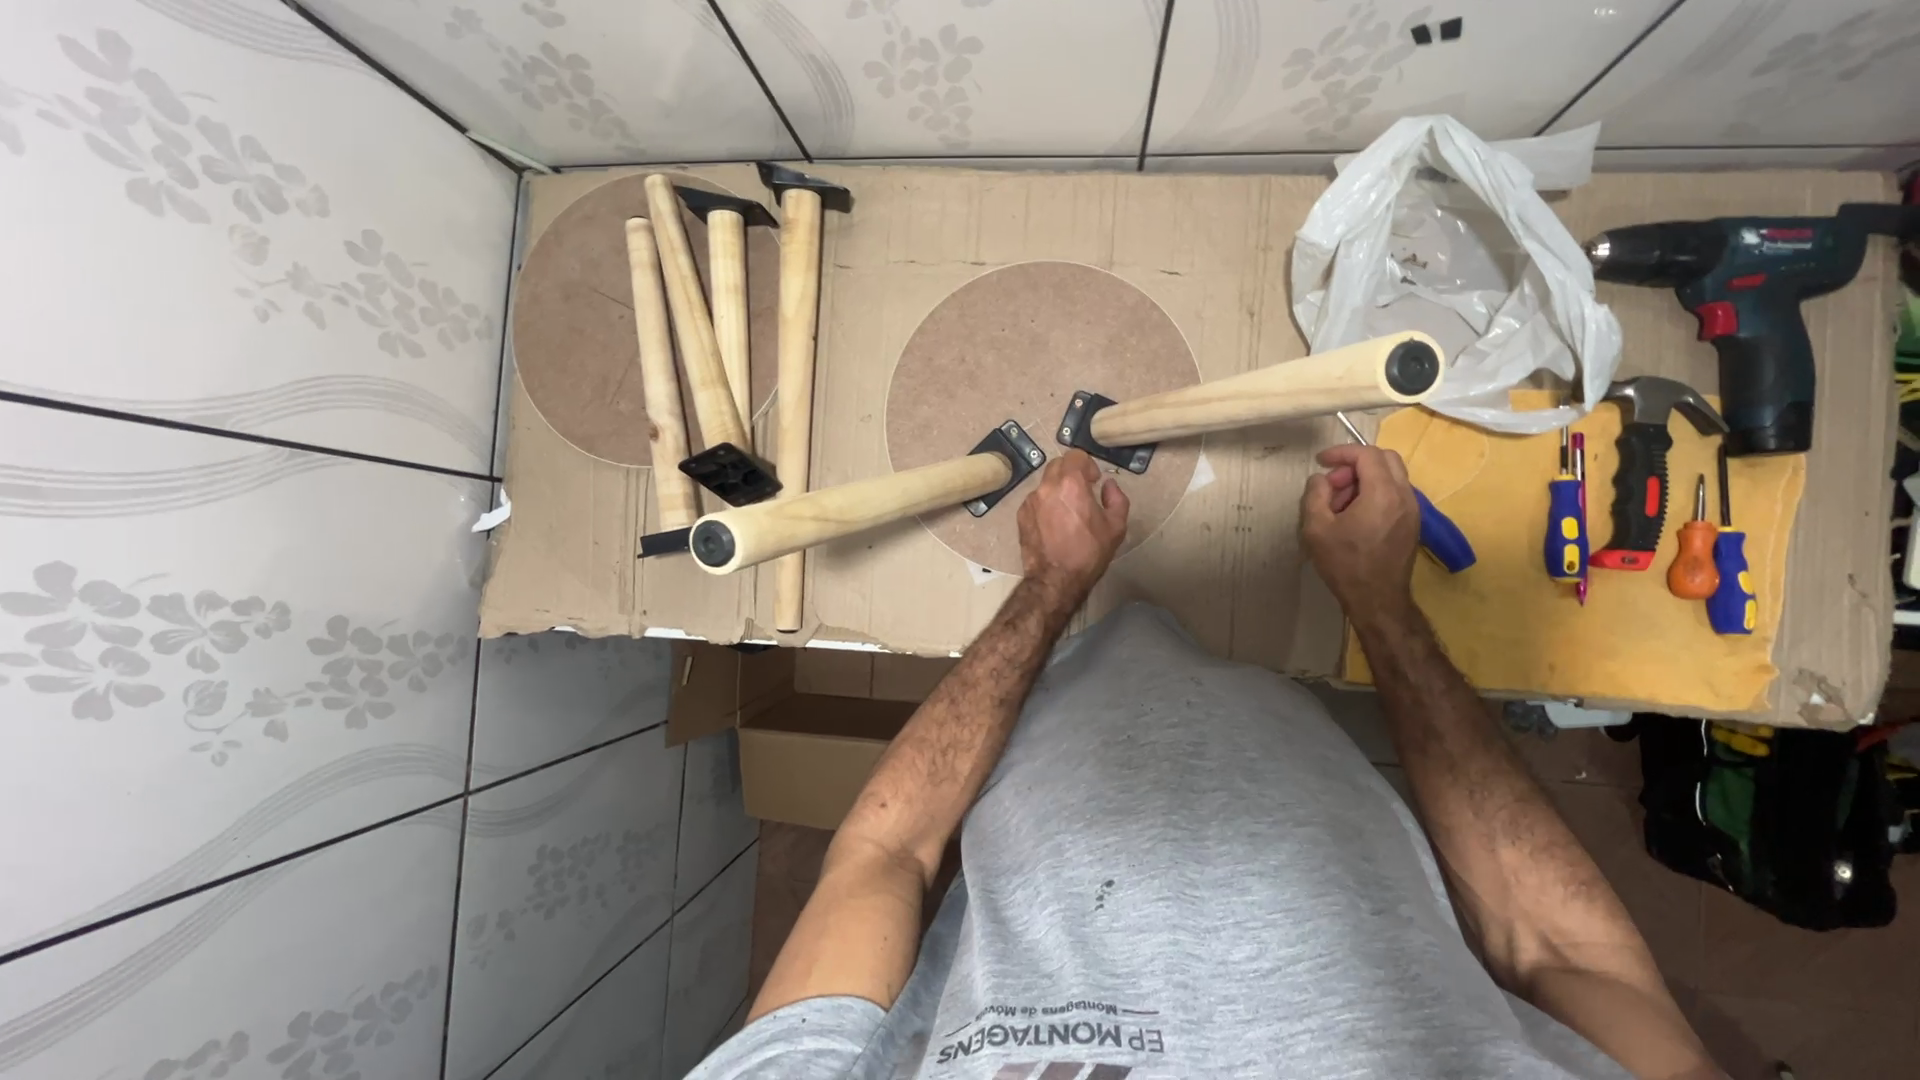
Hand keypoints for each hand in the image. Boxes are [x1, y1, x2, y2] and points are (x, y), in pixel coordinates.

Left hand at [1017, 449, 1129, 601]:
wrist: (1055, 579)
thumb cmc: (1088, 553)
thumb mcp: (1116, 527)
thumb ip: (1117, 498)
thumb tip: (1108, 486)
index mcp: (1071, 484)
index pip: (1075, 455)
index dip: (1087, 465)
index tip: (1093, 481)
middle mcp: (1047, 487)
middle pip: (1058, 465)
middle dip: (1071, 473)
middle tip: (1082, 491)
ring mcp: (1031, 501)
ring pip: (1045, 483)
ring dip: (1057, 488)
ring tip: (1067, 510)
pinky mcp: (1022, 515)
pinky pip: (1036, 500)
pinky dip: (1045, 503)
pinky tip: (1054, 523)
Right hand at [1300, 444, 1420, 628]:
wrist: (1377, 599)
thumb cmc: (1345, 564)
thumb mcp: (1316, 528)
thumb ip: (1315, 495)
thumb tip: (1321, 479)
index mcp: (1382, 493)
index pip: (1367, 454)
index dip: (1341, 452)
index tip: (1321, 461)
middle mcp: (1404, 496)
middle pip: (1385, 459)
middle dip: (1355, 463)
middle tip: (1332, 483)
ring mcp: (1413, 510)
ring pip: (1391, 476)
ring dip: (1365, 479)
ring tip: (1340, 503)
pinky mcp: (1412, 523)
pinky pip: (1395, 493)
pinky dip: (1375, 493)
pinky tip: (1355, 516)